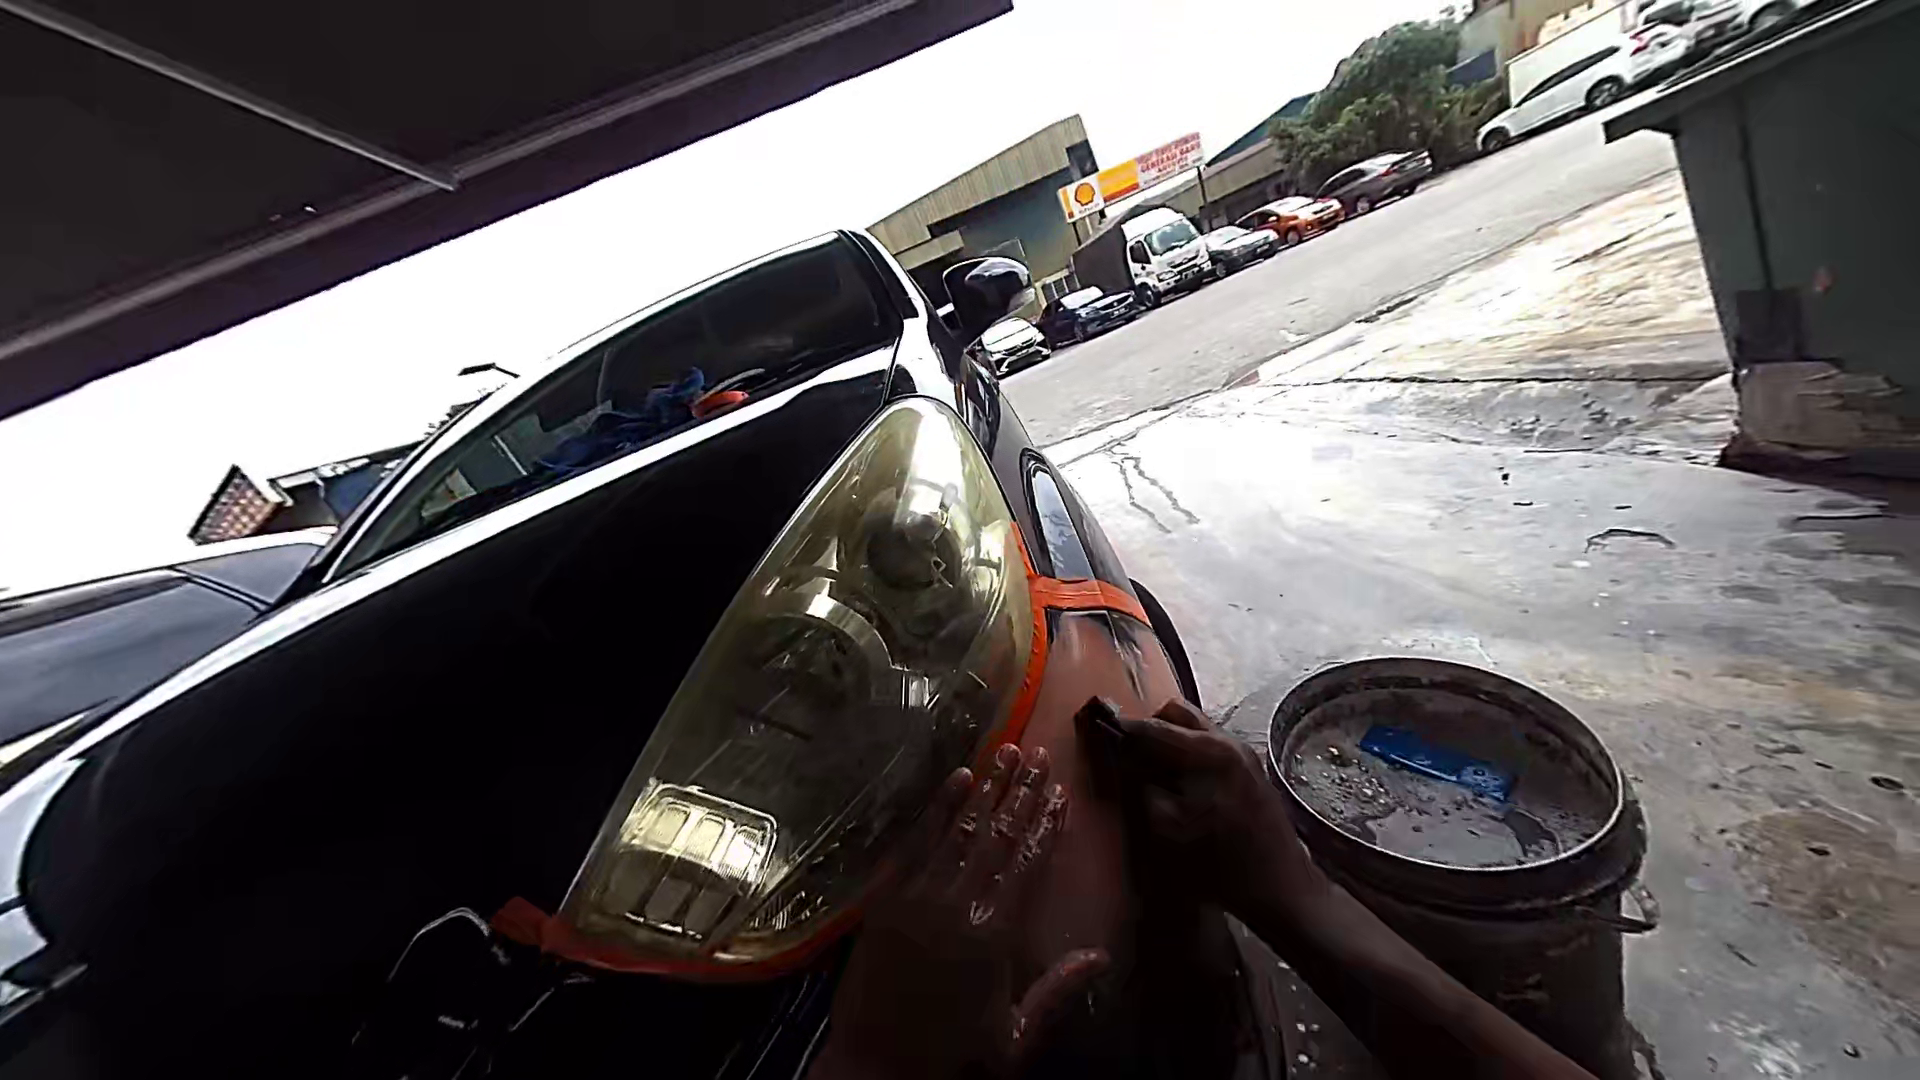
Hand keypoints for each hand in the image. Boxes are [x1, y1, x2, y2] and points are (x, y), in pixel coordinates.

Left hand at [810, 744, 1108, 1079]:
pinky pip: (921, 837)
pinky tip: (960, 775)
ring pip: (965, 826)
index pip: (1029, 863)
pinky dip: (942, 805)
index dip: (1046, 824)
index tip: (1060, 792)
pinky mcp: (892, 888)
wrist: (876, 1060)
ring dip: (989, 786)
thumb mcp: (1015, 1035)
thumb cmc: (951, 1047)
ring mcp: (924, 889)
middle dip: (1023, 792)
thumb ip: (1058, 989)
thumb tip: (1103, 956)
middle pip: (1000, 834)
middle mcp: (962, 900)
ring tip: (1008, 751)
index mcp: (996, 932)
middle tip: (1040, 755)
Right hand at [1081, 699, 1323, 914]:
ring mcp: (1242, 751)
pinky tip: (1183, 782)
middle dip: (1150, 727)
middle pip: (1176, 712)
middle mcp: (1226, 741)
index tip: (1101, 728)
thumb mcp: (1167, 826)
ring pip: (1194, 724)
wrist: (1282, 889)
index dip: (1123, 728)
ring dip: (1171, 737)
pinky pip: (1209, 741)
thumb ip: (1141, 784)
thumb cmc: (1220, 862)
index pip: (1152, 727)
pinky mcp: (1250, 766)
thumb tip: (1124, 758)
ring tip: (1157, 769)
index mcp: (1206, 752)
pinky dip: (1189, 750)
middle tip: (1133, 752)